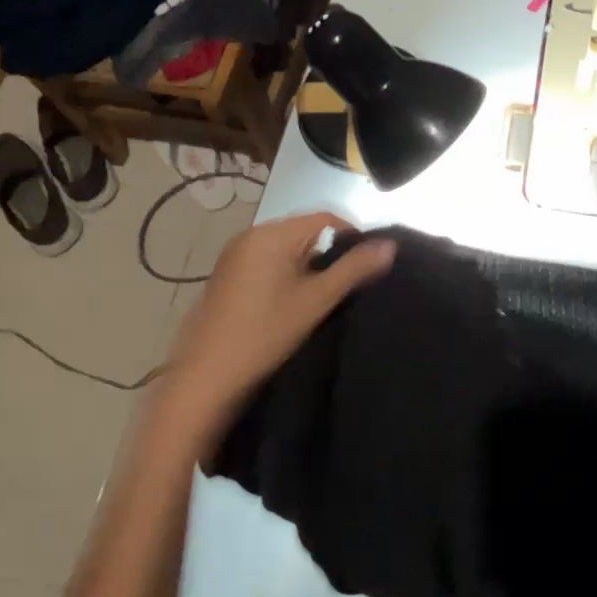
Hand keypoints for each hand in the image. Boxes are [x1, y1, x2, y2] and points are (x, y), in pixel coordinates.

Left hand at [165, 211, 395, 407]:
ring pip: (287, 248)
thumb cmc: (265, 334)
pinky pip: (268, 261)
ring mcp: (235, 255)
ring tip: (322, 298)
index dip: (352, 238)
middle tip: (345, 287)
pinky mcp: (227, 275)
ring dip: (308, 266)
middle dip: (329, 253)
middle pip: (306, 231)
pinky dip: (287, 274)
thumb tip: (390, 245)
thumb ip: (354, 269)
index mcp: (271, 234)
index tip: (365, 269)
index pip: (326, 218)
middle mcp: (250, 235)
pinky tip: (292, 304)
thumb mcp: (316, 300)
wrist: (206, 378)